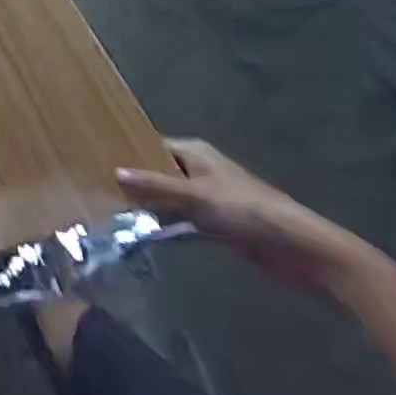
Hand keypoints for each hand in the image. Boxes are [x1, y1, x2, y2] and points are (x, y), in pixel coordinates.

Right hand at [118, 138, 357, 286]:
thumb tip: (114, 171)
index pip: (151, 145)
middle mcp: (198, 170)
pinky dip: (164, 225)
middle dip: (134, 180)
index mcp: (194, 153)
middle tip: (97, 185)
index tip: (97, 159)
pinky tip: (141, 231)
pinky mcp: (214, 224)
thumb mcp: (196, 196)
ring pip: (167, 197)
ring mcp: (206, 198)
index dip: (127, 152)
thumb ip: (155, 186)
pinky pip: (180, 220)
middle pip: (157, 171)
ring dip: (149, 205)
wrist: (298, 249)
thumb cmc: (246, 210)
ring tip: (110, 208)